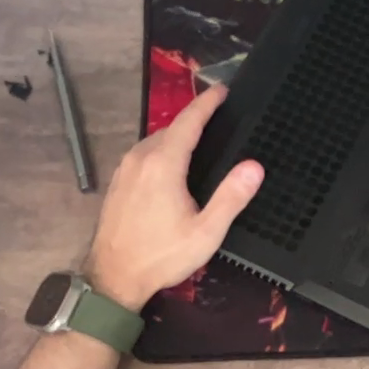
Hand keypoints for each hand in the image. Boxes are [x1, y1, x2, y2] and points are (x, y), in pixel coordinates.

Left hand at [84, 86, 262, 310]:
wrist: (114, 277)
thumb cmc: (163, 256)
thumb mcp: (206, 231)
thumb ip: (231, 197)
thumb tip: (254, 167)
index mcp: (164, 164)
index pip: (188, 121)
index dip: (207, 104)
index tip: (222, 91)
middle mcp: (141, 159)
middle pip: (171, 129)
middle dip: (194, 121)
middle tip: (217, 119)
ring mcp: (125, 170)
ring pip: (154, 142)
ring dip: (177, 137)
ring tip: (199, 142)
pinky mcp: (118, 183)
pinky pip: (144, 156)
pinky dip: (161, 152)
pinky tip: (172, 168)